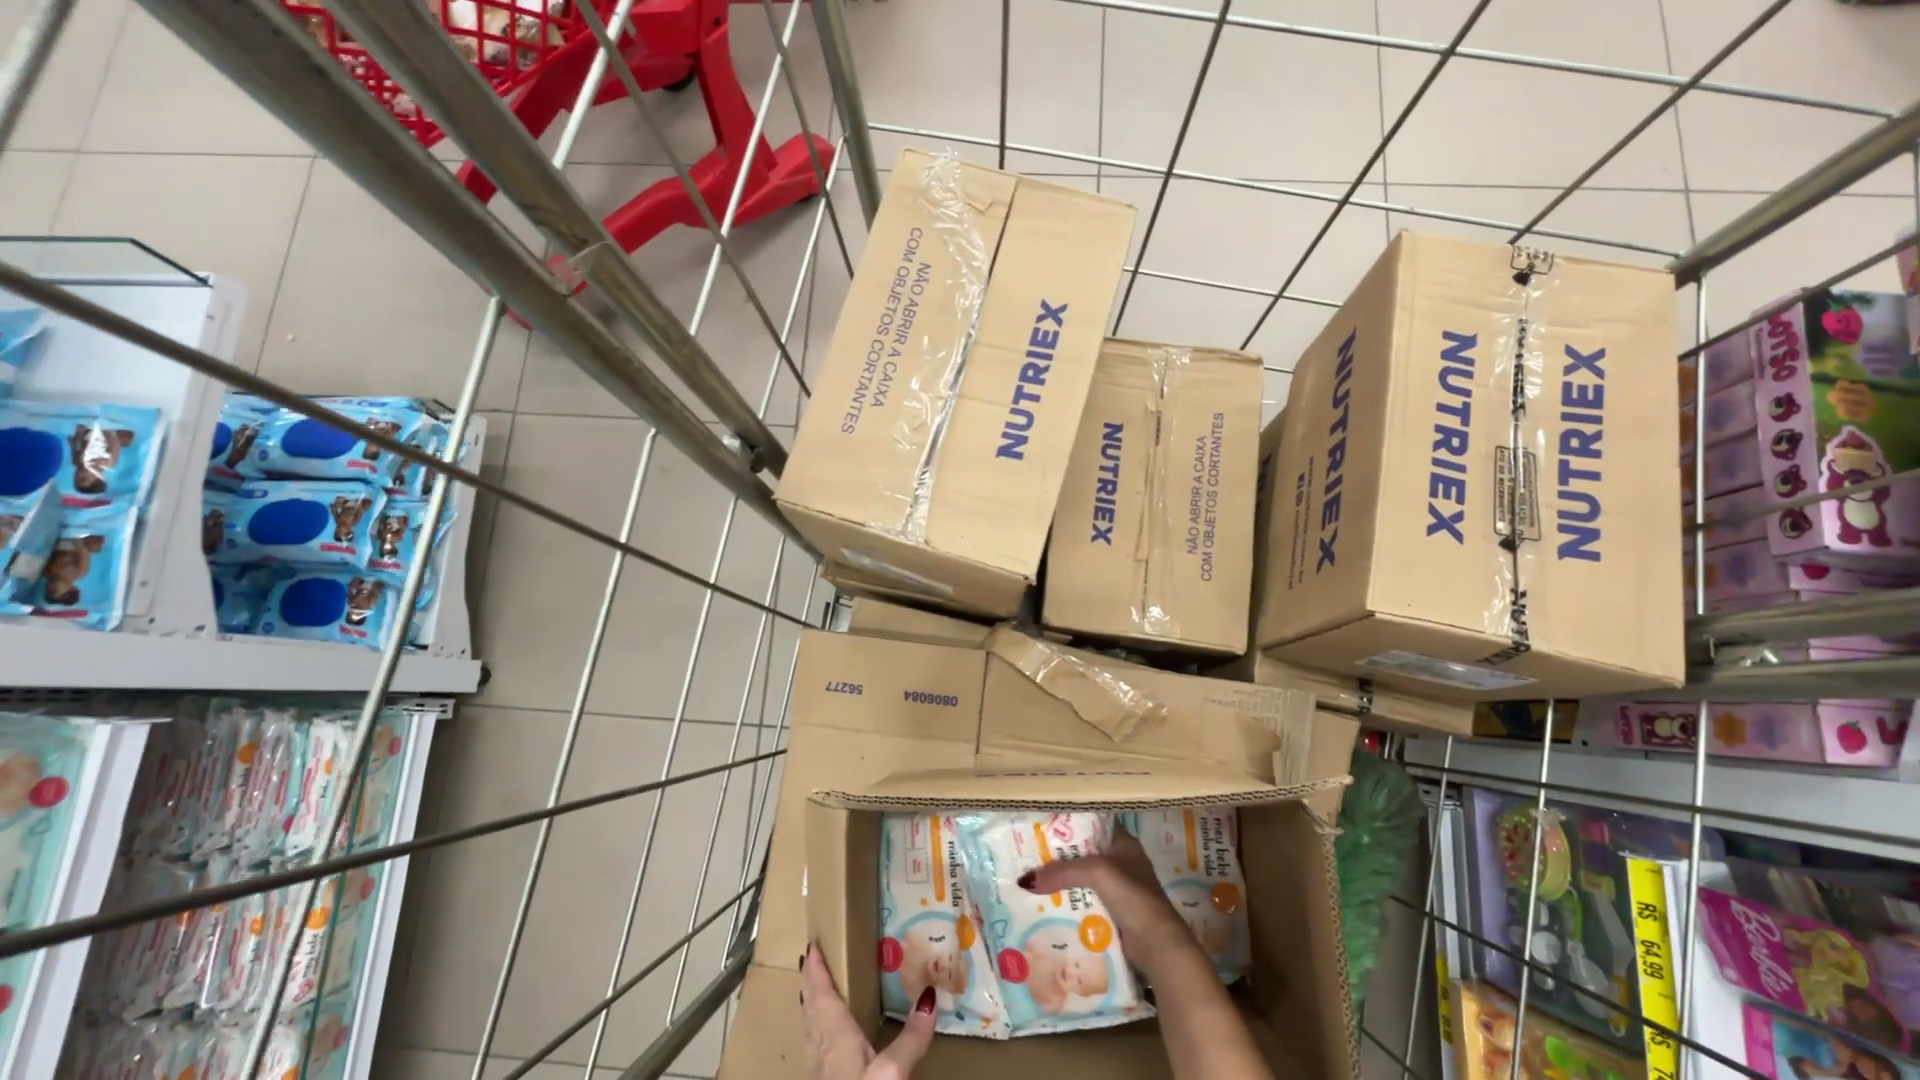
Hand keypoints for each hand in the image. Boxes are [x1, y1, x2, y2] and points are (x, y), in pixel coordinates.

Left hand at [801, 943, 934, 1078]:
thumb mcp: (892, 1073)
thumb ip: (910, 1037)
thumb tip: (929, 997)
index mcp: (836, 1039)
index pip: (822, 996)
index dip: (817, 971)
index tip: (811, 945)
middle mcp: (822, 1053)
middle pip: (811, 1011)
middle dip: (810, 985)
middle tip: (809, 962)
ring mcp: (819, 1074)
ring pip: (810, 1032)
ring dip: (810, 1009)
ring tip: (812, 996)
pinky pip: (815, 1051)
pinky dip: (817, 1035)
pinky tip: (824, 1047)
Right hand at [1018, 826, 1202, 979]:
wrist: (1158, 945)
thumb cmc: (1133, 897)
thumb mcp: (1097, 873)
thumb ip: (1063, 871)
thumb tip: (1025, 880)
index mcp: (1124, 843)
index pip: (1093, 824)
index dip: (1070, 823)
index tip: (1042, 823)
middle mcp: (1121, 862)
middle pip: (1083, 853)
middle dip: (1059, 855)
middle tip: (1028, 853)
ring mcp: (1118, 889)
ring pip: (1081, 879)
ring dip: (1061, 881)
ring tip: (1030, 878)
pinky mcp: (1113, 913)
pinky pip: (1083, 901)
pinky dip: (1067, 902)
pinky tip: (1045, 902)